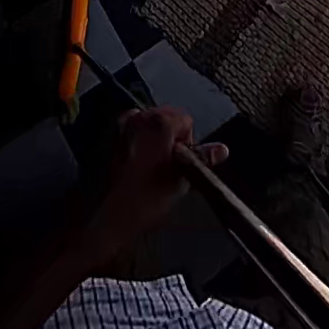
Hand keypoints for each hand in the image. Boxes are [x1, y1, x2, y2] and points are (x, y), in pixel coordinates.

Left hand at [88, 106, 228, 255]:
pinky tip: (136, 164)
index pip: (185, 118)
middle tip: (168, 167)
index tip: (181, 162)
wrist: (106, 214)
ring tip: (151, 168)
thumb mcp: (179, 181)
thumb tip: (223, 149)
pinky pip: (132, 129)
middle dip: (171, 136)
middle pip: (166, 116)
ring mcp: (122, 122)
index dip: (188, 141)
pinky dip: (137, 140)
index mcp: (159, 122)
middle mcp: (139, 115)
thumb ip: (202, 159)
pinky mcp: (110, 133)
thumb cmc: (145, 198)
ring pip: (148, 122)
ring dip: (154, 138)